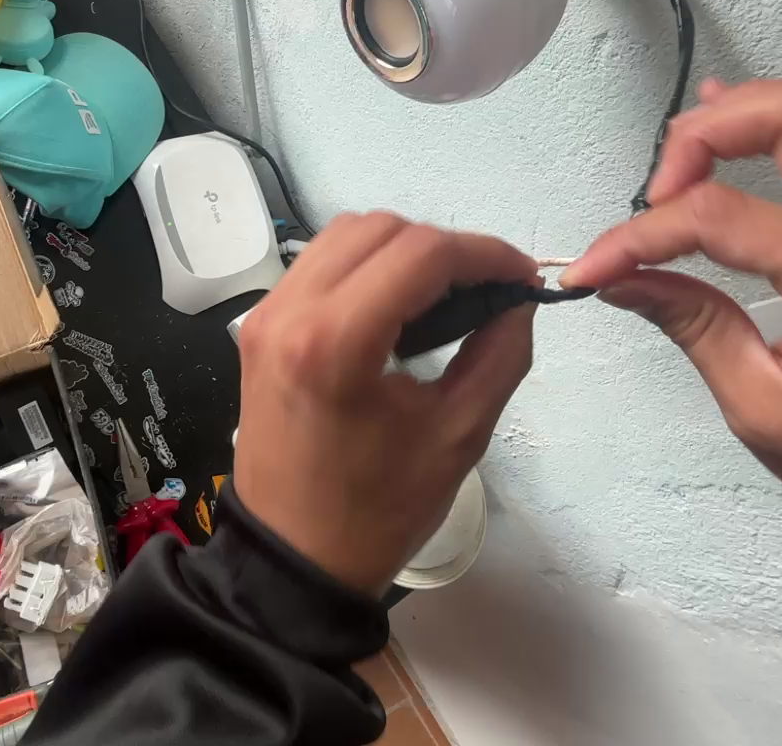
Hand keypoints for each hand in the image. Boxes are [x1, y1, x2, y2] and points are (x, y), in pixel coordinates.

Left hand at [234, 213, 541, 593]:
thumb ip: (499, 354)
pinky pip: (318, 263)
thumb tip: (517, 299)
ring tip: (441, 293)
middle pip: (380, 228)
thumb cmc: (375, 510)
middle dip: (443, 247)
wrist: (290, 552)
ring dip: (401, 247)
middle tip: (483, 288)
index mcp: (335, 342)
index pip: (420, 253)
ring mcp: (266, 312)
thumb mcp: (457, 437)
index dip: (484, 253)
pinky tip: (393, 304)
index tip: (522, 275)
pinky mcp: (259, 323)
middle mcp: (290, 310)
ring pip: (344, 234)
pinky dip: (363, 264)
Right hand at [563, 77, 781, 563]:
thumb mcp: (767, 415)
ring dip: (756, 112)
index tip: (591, 269)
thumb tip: (619, 279)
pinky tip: (748, 129)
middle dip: (707, 133)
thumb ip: (695, 329)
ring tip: (694, 152)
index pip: (727, 217)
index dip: (640, 236)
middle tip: (658, 190)